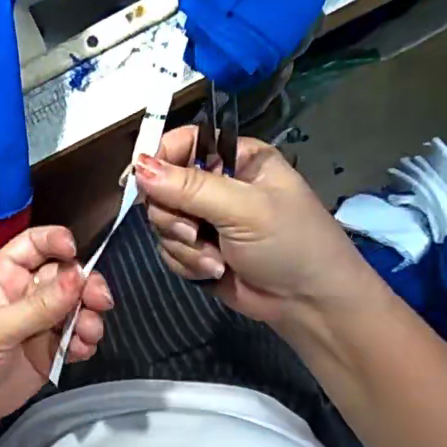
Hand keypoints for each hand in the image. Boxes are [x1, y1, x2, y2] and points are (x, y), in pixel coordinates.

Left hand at [0, 225, 112, 430]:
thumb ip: (39, 306)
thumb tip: (79, 276)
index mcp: (3, 275)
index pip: (34, 244)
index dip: (56, 241)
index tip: (75, 251)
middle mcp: (25, 292)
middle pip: (66, 275)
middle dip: (86, 285)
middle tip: (100, 301)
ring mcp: (40, 322)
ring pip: (77, 307)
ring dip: (90, 316)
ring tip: (88, 333)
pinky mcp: (51, 350)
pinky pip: (77, 337)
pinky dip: (85, 342)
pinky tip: (81, 351)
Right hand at [135, 126, 372, 326]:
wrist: (308, 302)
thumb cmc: (290, 243)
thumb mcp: (244, 208)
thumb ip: (190, 187)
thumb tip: (139, 166)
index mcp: (235, 158)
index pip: (181, 143)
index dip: (157, 160)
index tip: (140, 182)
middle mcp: (217, 184)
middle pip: (162, 187)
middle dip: (173, 216)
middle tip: (195, 232)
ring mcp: (205, 219)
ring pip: (162, 223)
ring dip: (184, 246)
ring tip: (216, 260)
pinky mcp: (197, 251)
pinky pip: (168, 250)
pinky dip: (187, 264)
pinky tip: (214, 272)